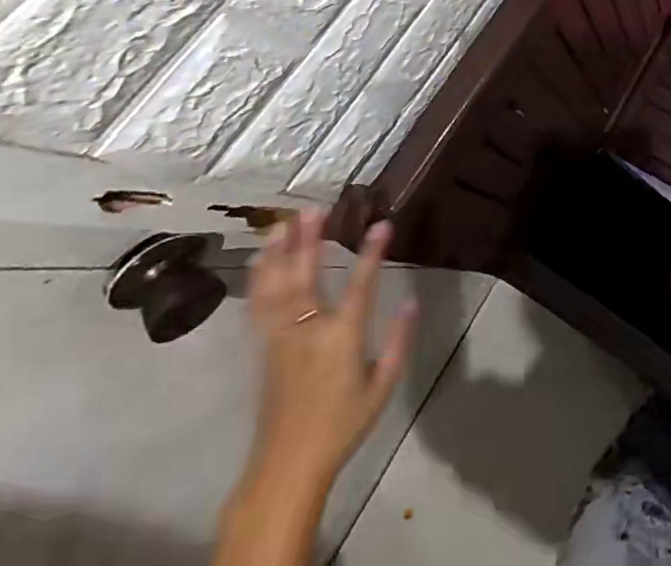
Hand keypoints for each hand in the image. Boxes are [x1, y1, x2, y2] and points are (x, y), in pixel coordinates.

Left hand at [246, 212, 415, 486]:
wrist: (290, 460)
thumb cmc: (344, 423)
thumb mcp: (384, 384)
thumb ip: (398, 340)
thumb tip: (413, 300)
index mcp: (342, 338)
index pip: (360, 285)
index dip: (372, 253)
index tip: (382, 224)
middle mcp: (307, 330)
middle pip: (306, 275)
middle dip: (310, 239)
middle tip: (315, 209)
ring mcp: (280, 336)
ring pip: (275, 285)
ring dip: (278, 251)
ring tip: (283, 222)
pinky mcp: (263, 345)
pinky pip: (258, 304)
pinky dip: (258, 277)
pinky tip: (261, 258)